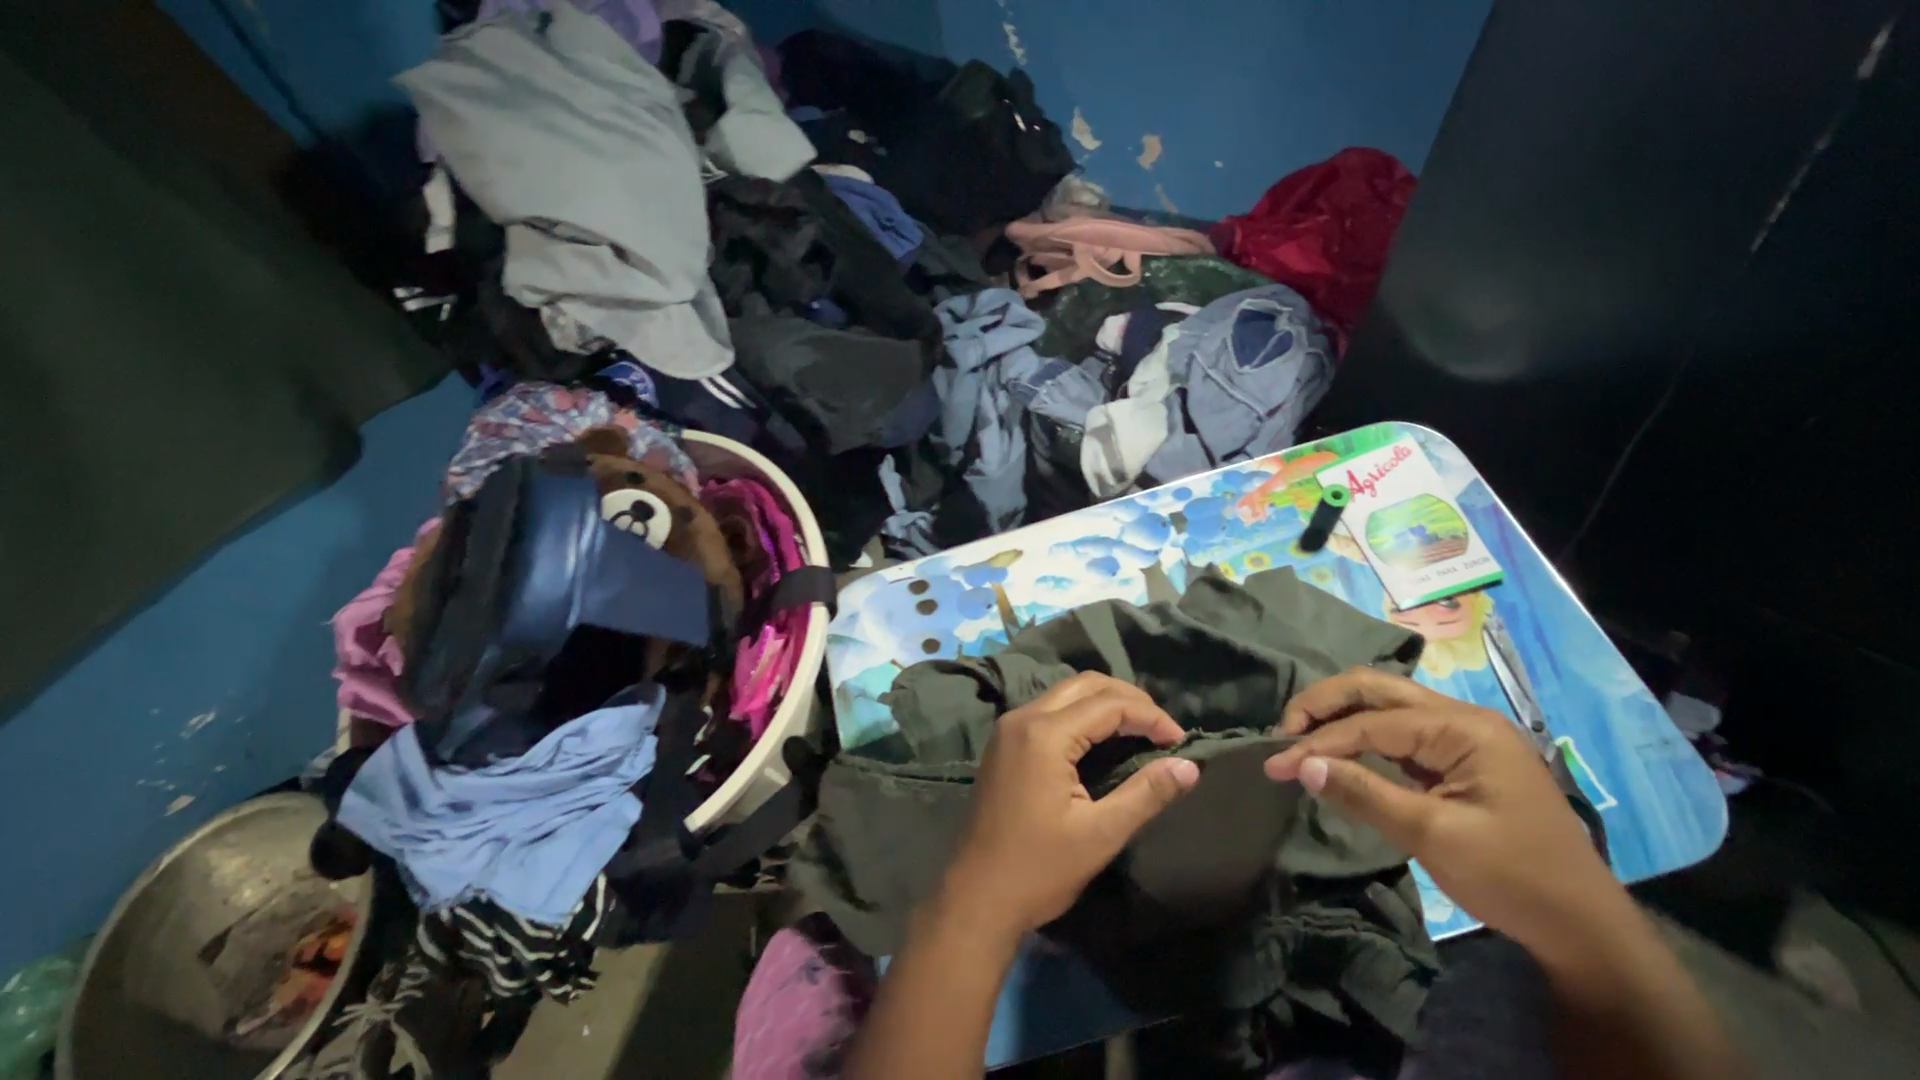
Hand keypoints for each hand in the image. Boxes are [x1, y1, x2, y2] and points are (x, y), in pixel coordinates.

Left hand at [941, 674, 1199, 938]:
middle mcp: (1022, 718)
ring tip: (1141, 732)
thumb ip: (1146, 793)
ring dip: (1105, 704)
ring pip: (1065, 694)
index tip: (1181, 743)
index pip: (1109, 704)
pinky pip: (1049, 711)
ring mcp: (1008, 730)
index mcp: (1044, 734)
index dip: (1152, 717)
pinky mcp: (1004, 745)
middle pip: (1085, 685)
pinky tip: (1104, 741)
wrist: (976, 897)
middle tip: (1162, 730)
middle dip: (1129, 699)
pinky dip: (1081, 716)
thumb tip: (1190, 766)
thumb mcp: (1101, 833)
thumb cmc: (1039, 869)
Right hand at [1264, 668, 1618, 956]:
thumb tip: (1302, 766)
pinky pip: (1400, 736)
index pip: (1373, 722)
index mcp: (1465, 729)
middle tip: (1282, 733)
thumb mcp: (1433, 836)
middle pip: (1378, 690)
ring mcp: (1464, 738)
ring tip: (1299, 742)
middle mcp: (1463, 719)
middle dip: (1323, 706)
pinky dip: (1362, 740)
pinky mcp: (1459, 762)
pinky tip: (1338, 756)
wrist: (1582, 924)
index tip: (1275, 766)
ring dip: (1340, 719)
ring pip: (1386, 708)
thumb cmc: (1512, 877)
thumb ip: (1365, 794)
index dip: (1319, 741)